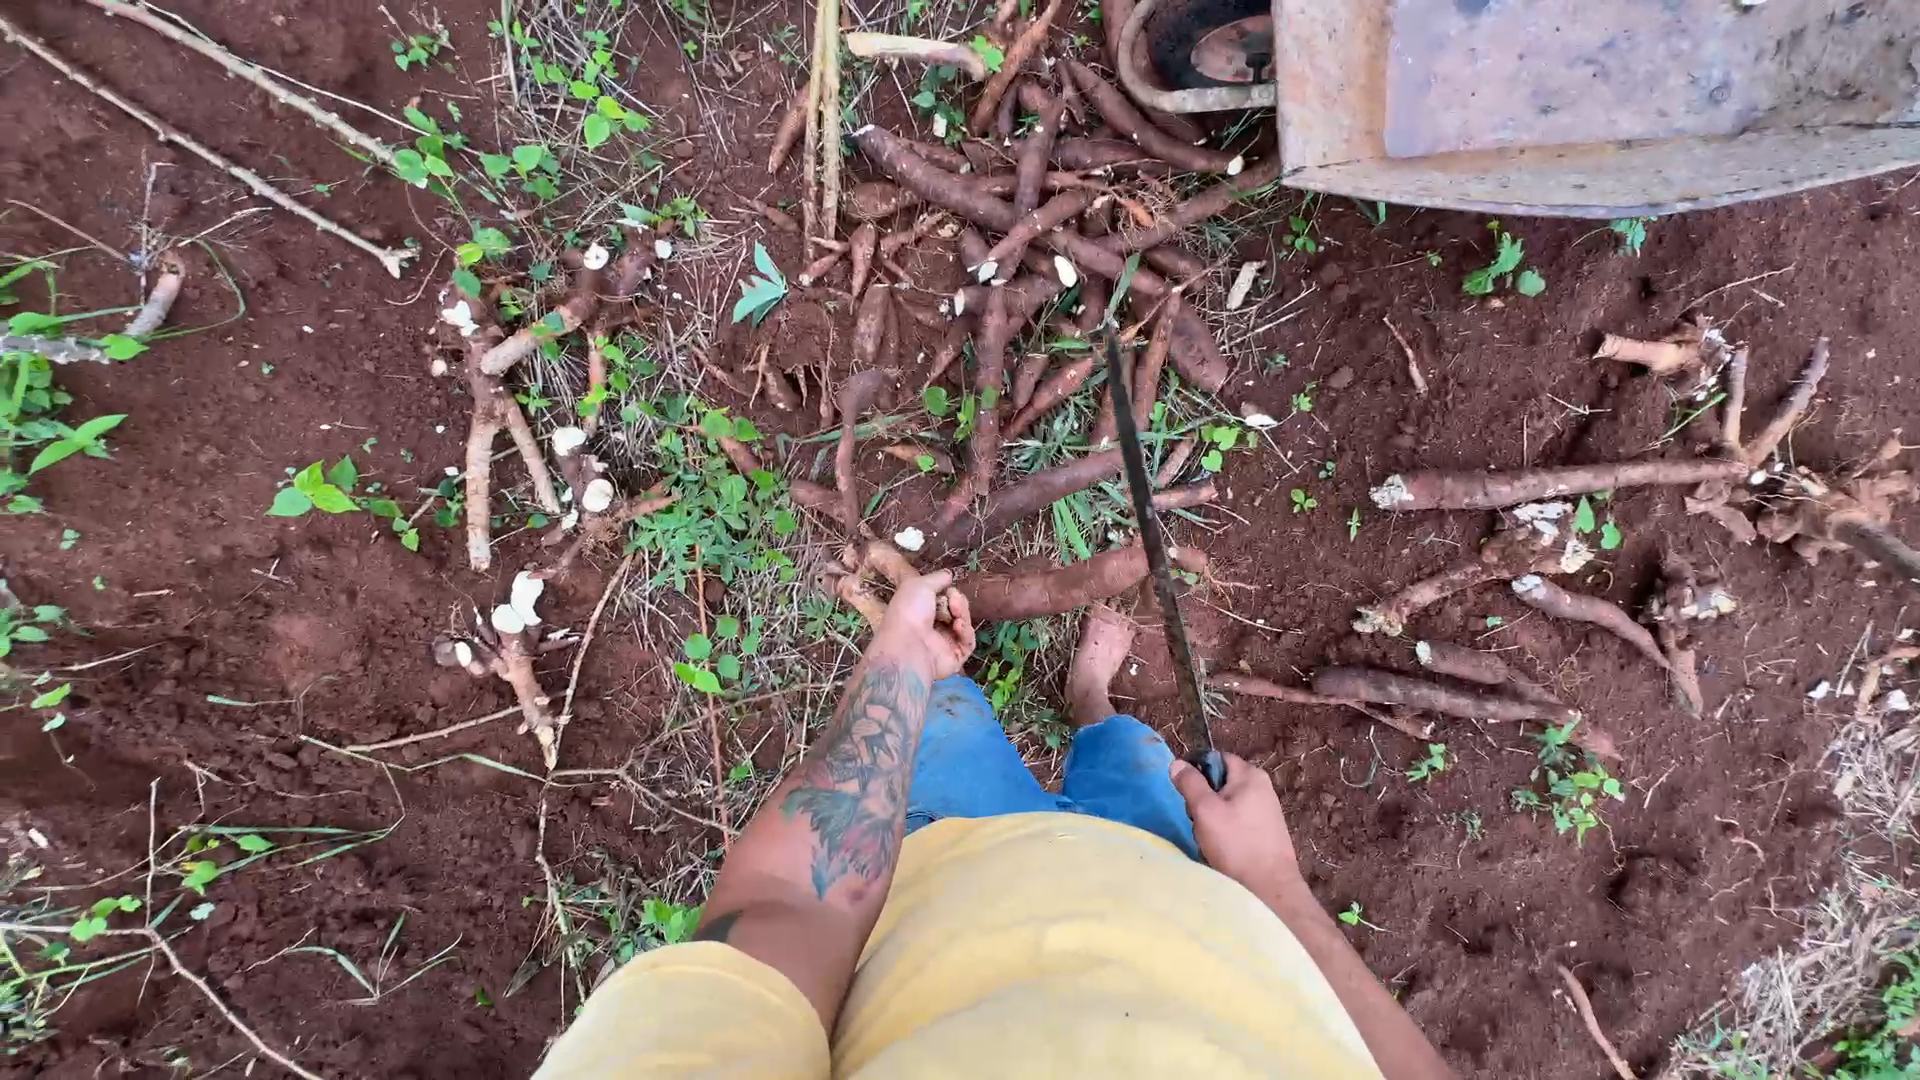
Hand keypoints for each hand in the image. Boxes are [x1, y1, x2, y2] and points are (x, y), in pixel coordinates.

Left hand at [873, 569, 975, 681]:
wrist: (908, 646)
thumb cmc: (909, 612)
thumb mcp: (919, 585)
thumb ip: (937, 578)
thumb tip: (949, 575)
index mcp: (920, 610)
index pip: (942, 598)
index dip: (948, 591)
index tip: (948, 586)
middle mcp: (931, 626)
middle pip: (956, 609)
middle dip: (958, 601)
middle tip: (952, 600)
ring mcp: (944, 643)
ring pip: (964, 623)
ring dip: (963, 613)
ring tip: (955, 612)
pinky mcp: (955, 657)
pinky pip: (968, 642)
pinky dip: (966, 632)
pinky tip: (959, 627)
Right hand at [1171, 753, 1301, 897]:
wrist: (1270, 891)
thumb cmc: (1236, 845)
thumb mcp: (1205, 810)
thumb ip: (1190, 783)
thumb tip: (1177, 763)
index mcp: (1250, 775)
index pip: (1216, 758)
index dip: (1196, 770)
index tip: (1184, 791)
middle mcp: (1263, 787)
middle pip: (1221, 781)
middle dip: (1204, 797)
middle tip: (1196, 817)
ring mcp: (1267, 811)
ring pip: (1227, 803)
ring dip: (1213, 816)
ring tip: (1209, 836)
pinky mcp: (1267, 832)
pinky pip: (1238, 820)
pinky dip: (1226, 829)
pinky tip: (1222, 847)